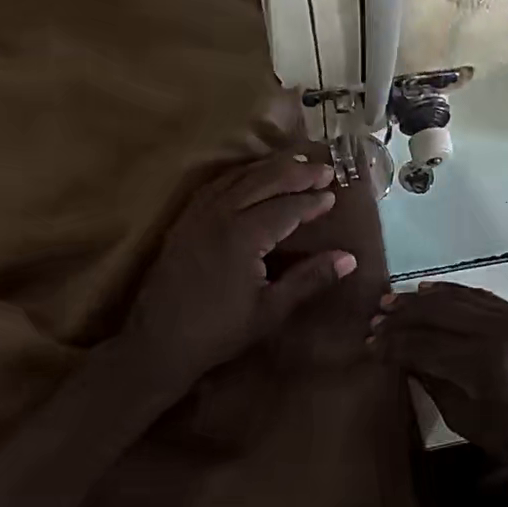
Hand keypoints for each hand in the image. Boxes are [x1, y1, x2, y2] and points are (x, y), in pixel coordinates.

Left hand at [131, 153, 355, 380]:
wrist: (159, 342)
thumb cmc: (220, 330)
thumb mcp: (272, 309)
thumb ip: (310, 279)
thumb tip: (349, 258)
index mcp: (243, 236)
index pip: (286, 208)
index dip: (312, 201)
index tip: (334, 195)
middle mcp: (219, 215)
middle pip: (263, 182)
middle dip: (296, 173)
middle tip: (324, 168)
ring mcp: (197, 215)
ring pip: (238, 178)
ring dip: (269, 168)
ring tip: (295, 164)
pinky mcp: (184, 221)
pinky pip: (216, 185)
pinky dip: (241, 175)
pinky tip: (251, 177)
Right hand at [369, 283, 507, 478]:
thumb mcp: (465, 419)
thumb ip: (430, 381)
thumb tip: (399, 356)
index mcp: (487, 364)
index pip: (425, 344)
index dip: (393, 343)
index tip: (369, 343)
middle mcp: (503, 332)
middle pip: (440, 315)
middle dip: (404, 316)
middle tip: (376, 317)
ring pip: (461, 299)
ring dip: (425, 301)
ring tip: (395, 301)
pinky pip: (485, 299)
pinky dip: (456, 295)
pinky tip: (433, 293)